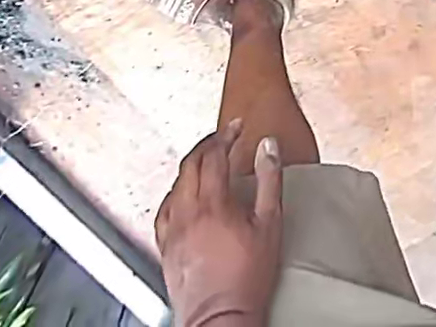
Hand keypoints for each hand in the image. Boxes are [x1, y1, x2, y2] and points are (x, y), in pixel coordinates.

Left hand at [155, 120, 283, 326]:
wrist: (222, 321)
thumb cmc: (248, 276)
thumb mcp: (270, 223)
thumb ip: (269, 179)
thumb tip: (267, 146)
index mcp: (213, 205)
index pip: (214, 156)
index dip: (226, 136)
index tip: (238, 127)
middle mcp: (187, 214)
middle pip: (190, 165)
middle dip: (207, 145)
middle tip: (224, 137)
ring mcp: (172, 233)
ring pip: (175, 185)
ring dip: (191, 166)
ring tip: (207, 160)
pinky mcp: (165, 250)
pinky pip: (164, 210)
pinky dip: (176, 193)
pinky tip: (184, 194)